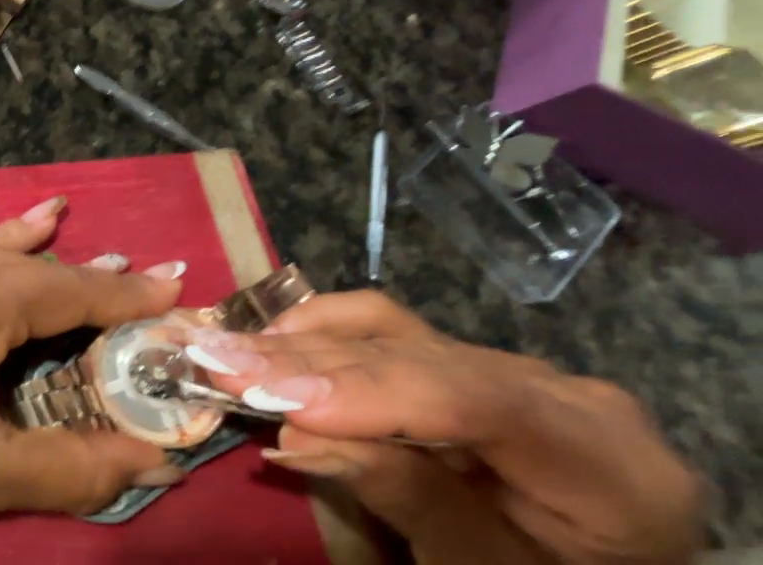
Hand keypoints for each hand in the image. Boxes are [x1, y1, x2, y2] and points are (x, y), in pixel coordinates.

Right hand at [179, 291, 704, 563]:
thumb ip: (410, 498)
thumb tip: (295, 434)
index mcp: (610, 465)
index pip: (480, 403)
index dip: (372, 392)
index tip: (279, 401)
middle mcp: (570, 395)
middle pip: (423, 362)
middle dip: (312, 365)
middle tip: (218, 362)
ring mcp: (521, 370)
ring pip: (397, 338)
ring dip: (302, 345)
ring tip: (224, 348)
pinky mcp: (474, 361)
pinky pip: (395, 330)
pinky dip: (330, 331)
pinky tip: (275, 334)